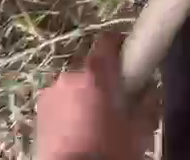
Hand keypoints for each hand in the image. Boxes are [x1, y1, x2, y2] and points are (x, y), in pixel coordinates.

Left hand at [34, 35, 158, 159]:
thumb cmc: (108, 152)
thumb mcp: (138, 133)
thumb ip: (148, 105)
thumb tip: (151, 90)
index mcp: (96, 73)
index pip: (108, 41)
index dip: (120, 45)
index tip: (130, 57)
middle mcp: (70, 75)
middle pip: (91, 68)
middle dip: (103, 81)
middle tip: (115, 103)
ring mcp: (51, 92)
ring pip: (74, 86)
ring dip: (84, 96)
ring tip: (94, 123)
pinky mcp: (39, 111)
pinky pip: (59, 102)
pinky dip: (68, 110)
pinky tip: (77, 132)